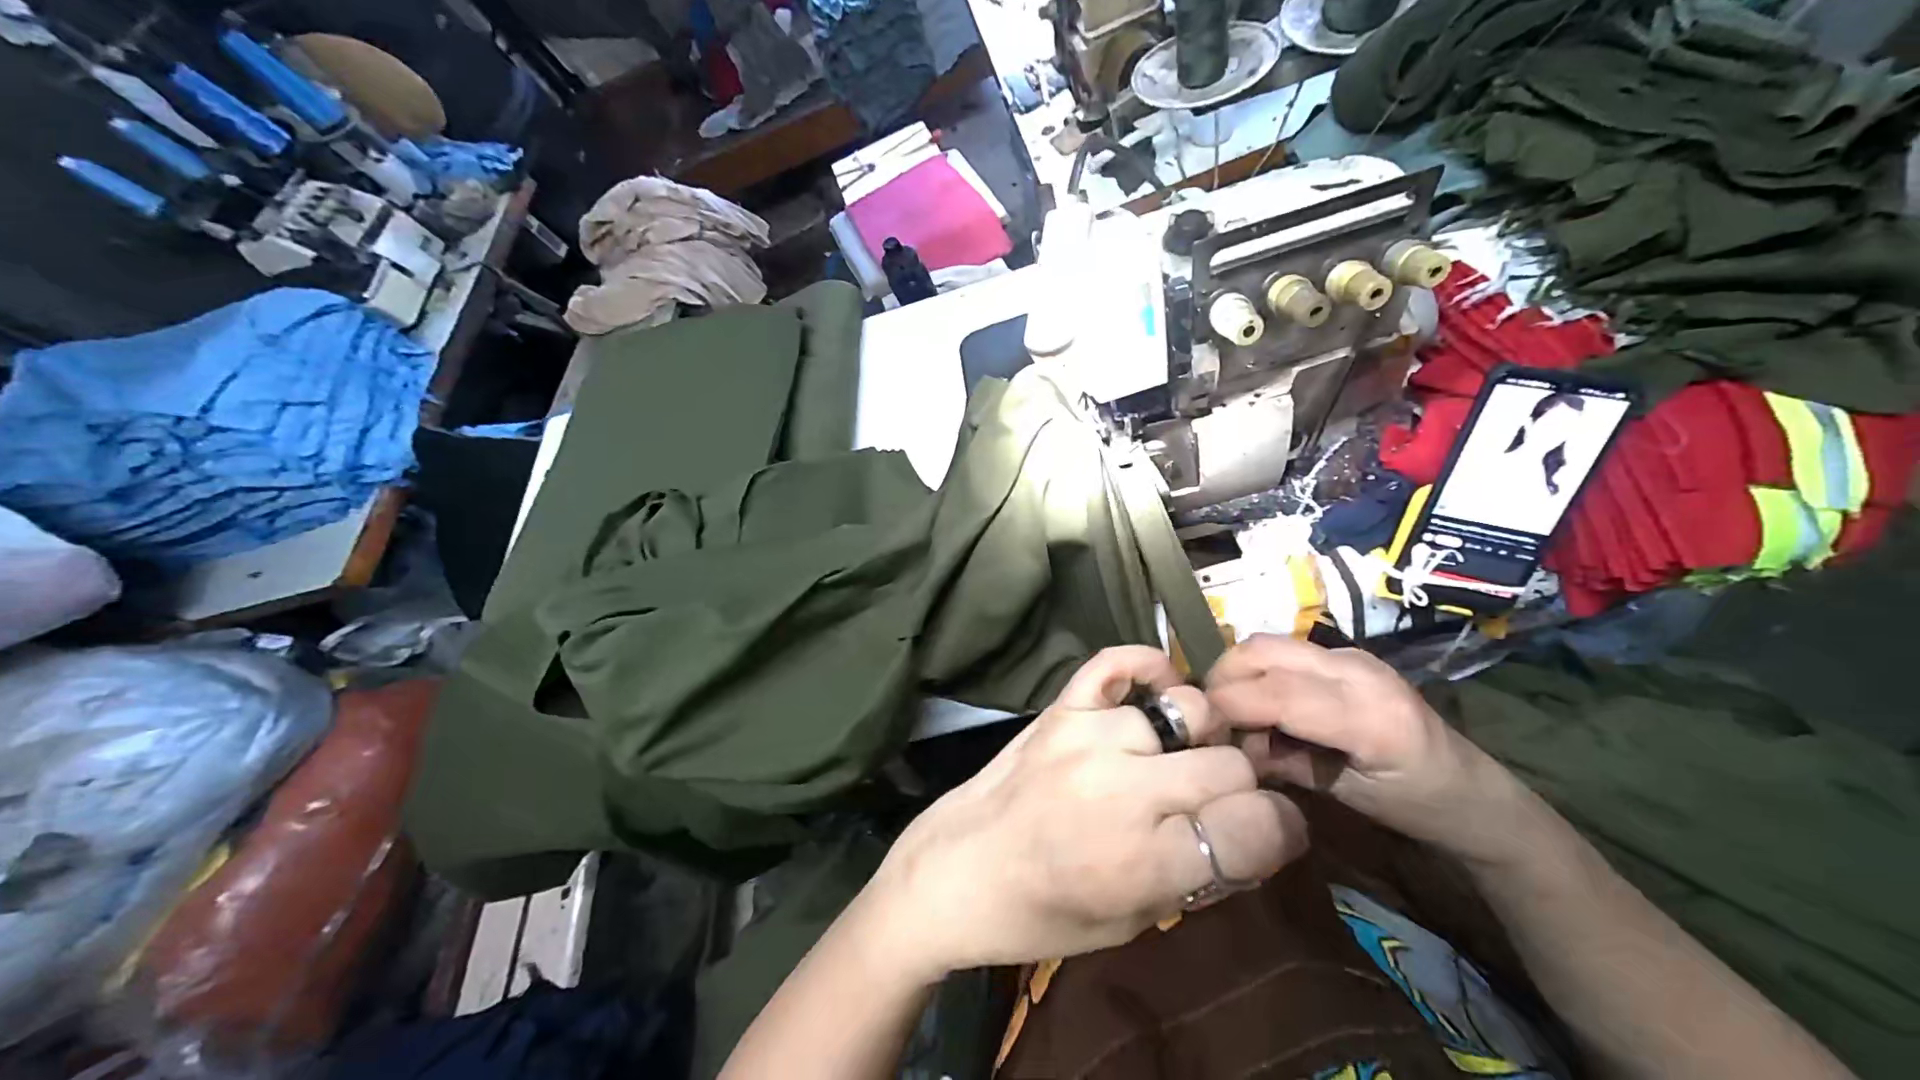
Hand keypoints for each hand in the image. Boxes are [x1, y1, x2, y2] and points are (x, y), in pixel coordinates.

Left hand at [867, 646, 1308, 979]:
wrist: (956, 871)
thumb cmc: (1043, 913)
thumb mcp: (1132, 920)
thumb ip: (1202, 876)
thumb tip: (1259, 829)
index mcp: (1146, 859)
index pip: (1259, 825)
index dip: (1278, 830)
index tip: (1269, 833)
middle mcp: (1124, 787)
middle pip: (1231, 765)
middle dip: (1238, 789)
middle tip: (1212, 802)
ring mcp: (1088, 736)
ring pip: (1187, 712)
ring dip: (1193, 740)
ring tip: (1172, 759)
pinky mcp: (1060, 707)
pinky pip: (1118, 662)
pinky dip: (1147, 668)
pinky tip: (1155, 690)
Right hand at [1205, 634, 1530, 864]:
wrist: (1470, 787)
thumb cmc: (1412, 804)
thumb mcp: (1343, 794)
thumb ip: (1282, 762)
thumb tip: (1226, 747)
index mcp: (1371, 716)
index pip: (1279, 693)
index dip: (1228, 703)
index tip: (1197, 725)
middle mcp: (1360, 671)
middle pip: (1265, 651)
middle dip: (1223, 677)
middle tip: (1207, 715)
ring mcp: (1353, 655)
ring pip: (1268, 644)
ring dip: (1237, 671)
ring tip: (1230, 710)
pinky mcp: (1344, 653)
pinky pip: (1284, 651)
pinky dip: (1257, 671)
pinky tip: (1257, 703)